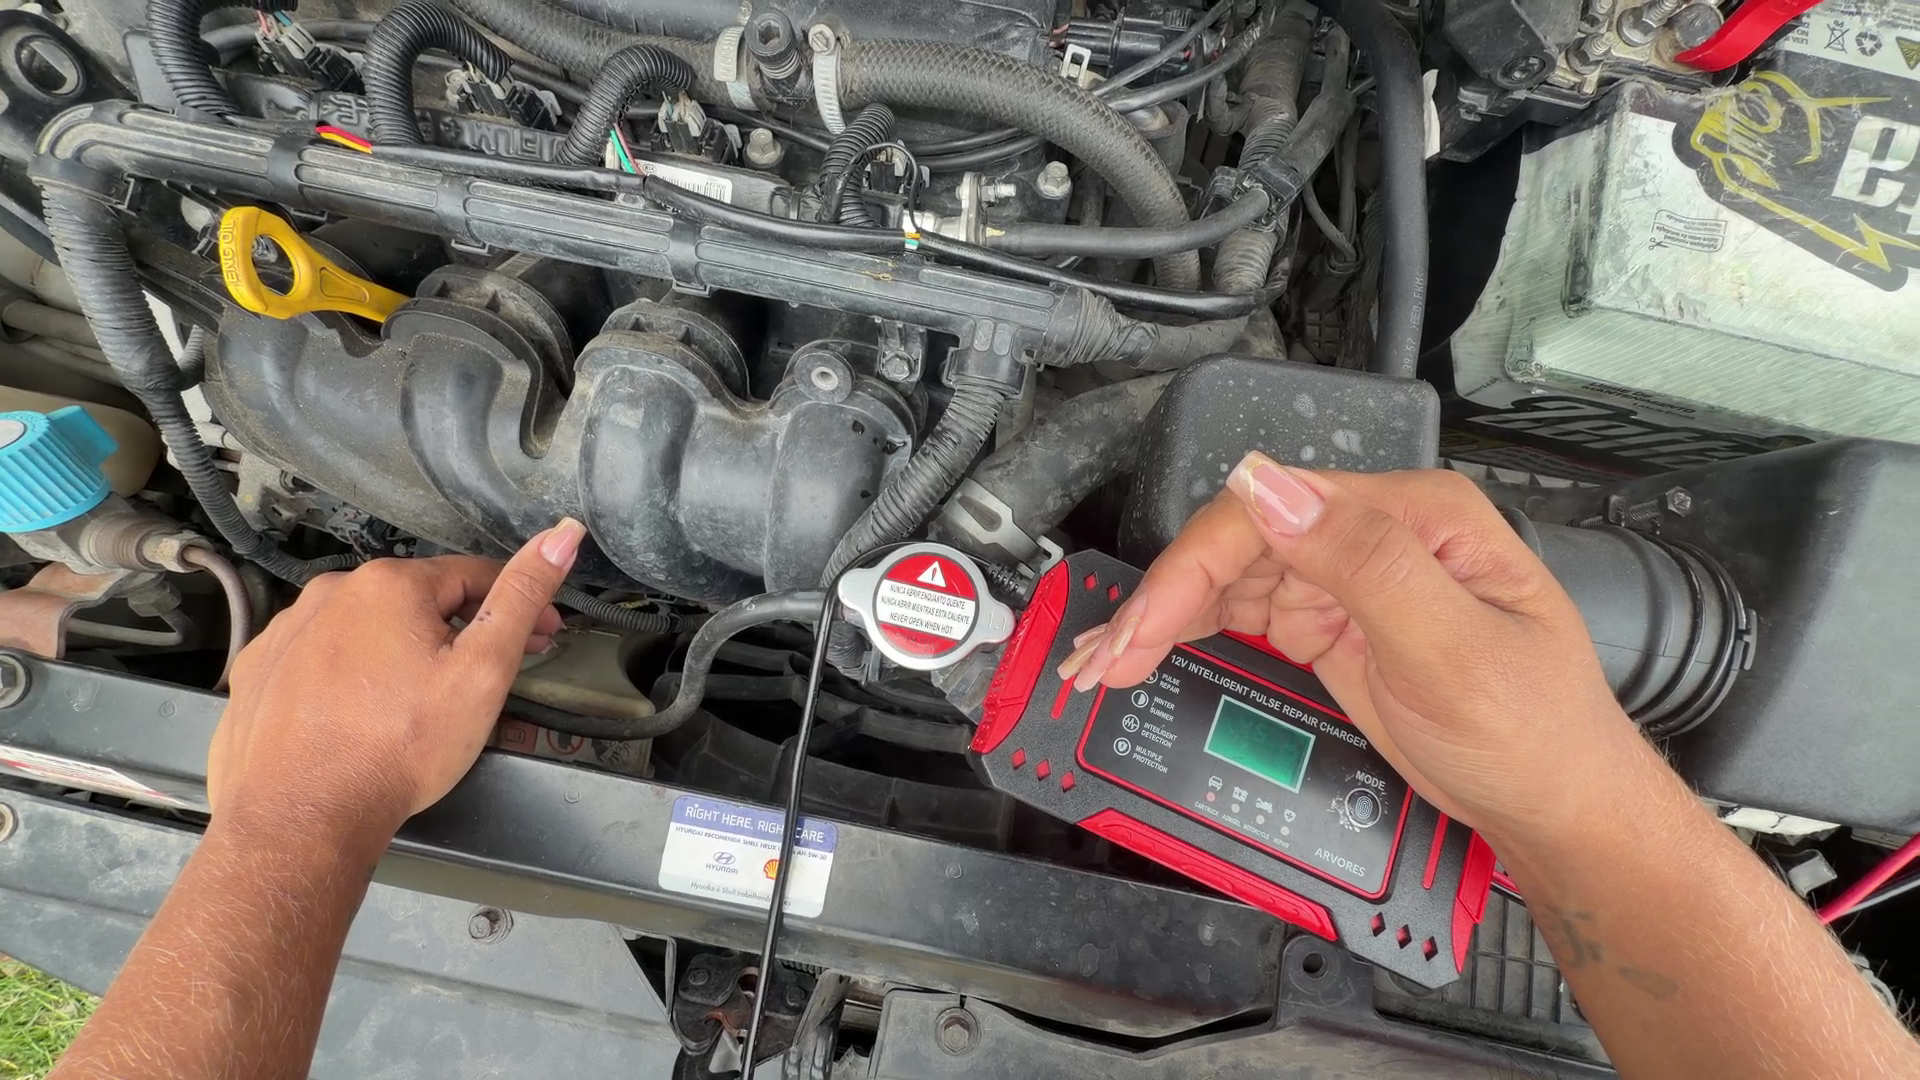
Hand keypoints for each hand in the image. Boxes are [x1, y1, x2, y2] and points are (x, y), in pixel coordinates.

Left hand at [206, 519, 585, 839]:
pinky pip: (330, 652)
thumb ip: (523, 595)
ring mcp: (286, 632)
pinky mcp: (260, 671)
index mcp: (390, 584)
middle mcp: (330, 594)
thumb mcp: (485, 667)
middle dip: (470, 626)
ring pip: (377, 624)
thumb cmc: (404, 744)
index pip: (478, 575)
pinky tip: (376, 705)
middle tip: (499, 671)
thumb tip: (562, 535)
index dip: (520, 606)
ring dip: (415, 644)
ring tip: (436, 694)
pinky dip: (363, 667)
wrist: (303, 821)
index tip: (542, 639)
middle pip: (426, 598)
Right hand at [1058, 454, 1638, 842]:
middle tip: (1106, 658)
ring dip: (1158, 620)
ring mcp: (1334, 574)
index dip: (1192, 569)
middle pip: (1231, 545)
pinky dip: (1184, 632)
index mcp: (1405, 515)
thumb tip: (1268, 486)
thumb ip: (1362, 560)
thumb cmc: (1531, 731)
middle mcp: (1362, 532)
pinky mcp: (1315, 616)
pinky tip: (1147, 650)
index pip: (1266, 515)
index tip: (1143, 628)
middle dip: (1160, 602)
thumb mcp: (1454, 648)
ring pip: (1219, 578)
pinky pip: (1232, 611)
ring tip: (1106, 661)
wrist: (1547, 802)